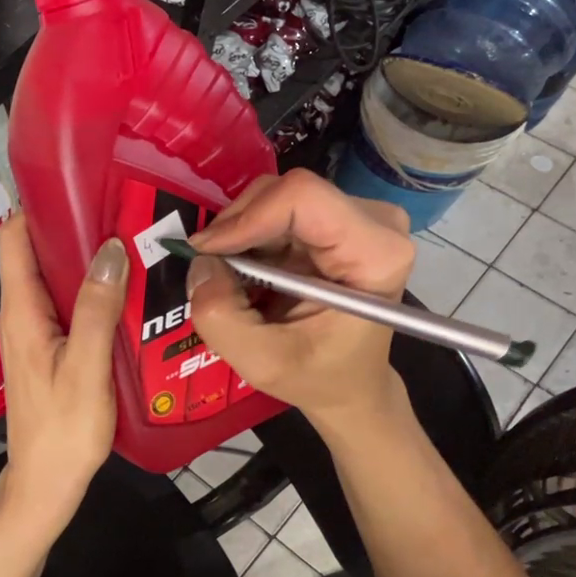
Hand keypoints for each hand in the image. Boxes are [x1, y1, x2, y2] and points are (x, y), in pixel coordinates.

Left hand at [0, 214, 125, 517]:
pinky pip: (65, 307)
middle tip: (121, 208)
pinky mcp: (46, 351)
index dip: (38, 207)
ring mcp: (32, 335)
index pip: (14, 241)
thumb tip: (109, 248)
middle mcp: (20, 316)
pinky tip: (123, 292)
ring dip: (84, 261)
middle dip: (72, 228)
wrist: (46, 484)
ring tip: (130, 241)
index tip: (80, 184)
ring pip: (53, 282)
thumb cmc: (64, 430)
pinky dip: (88, 292)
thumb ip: (97, 309)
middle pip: (36, 255)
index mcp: (21, 312)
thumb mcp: (86, 368)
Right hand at [187, 170, 414, 423]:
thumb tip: (200, 265)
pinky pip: (276, 208)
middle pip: (286, 192)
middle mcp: (375, 223)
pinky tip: (246, 270)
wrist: (347, 384)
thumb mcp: (261, 363)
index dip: (246, 219)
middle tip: (210, 268)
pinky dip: (249, 236)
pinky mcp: (335, 220)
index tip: (207, 254)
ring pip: (275, 196)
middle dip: (236, 227)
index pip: (302, 198)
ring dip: (239, 233)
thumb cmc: (317, 377)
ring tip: (229, 275)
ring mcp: (357, 217)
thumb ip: (221, 316)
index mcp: (375, 255)